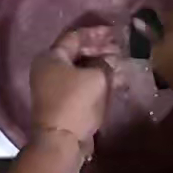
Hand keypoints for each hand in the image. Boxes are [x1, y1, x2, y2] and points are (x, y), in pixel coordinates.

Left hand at [29, 27, 113, 153]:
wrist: (61, 140)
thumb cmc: (76, 102)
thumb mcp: (96, 77)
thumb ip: (105, 63)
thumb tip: (110, 61)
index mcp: (51, 56)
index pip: (75, 37)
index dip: (97, 33)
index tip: (116, 32)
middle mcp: (48, 68)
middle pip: (77, 53)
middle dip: (101, 50)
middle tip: (122, 48)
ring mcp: (54, 86)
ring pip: (81, 70)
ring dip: (102, 66)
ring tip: (123, 64)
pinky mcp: (62, 101)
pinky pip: (81, 84)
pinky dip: (97, 81)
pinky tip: (117, 81)